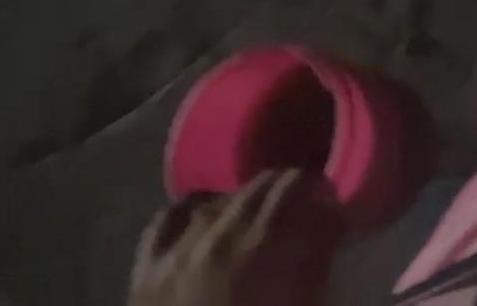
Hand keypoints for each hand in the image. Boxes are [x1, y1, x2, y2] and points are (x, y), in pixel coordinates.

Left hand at [129, 170, 342, 305]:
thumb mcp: (305, 304)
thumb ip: (319, 257)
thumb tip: (331, 218)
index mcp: (263, 247)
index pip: (298, 182)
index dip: (319, 191)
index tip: (328, 211)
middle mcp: (219, 235)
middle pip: (263, 183)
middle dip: (288, 195)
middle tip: (299, 220)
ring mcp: (177, 251)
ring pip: (222, 196)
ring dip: (246, 205)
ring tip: (255, 232)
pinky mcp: (145, 272)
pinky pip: (170, 218)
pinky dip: (195, 215)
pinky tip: (207, 231)